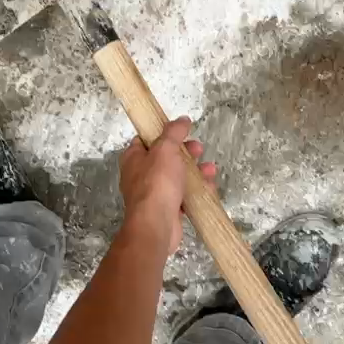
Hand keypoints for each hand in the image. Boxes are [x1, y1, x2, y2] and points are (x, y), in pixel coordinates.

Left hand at [117, 116, 217, 258]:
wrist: (156, 225)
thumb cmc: (157, 182)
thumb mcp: (165, 149)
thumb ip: (174, 132)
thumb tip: (182, 119)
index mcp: (133, 158)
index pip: (146, 139)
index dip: (164, 134)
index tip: (182, 132)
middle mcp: (140, 175)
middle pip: (165, 158)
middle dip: (185, 152)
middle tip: (199, 149)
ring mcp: (153, 194)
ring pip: (177, 177)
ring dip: (195, 172)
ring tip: (210, 170)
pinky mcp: (166, 210)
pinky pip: (183, 196)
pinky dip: (196, 191)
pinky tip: (209, 188)